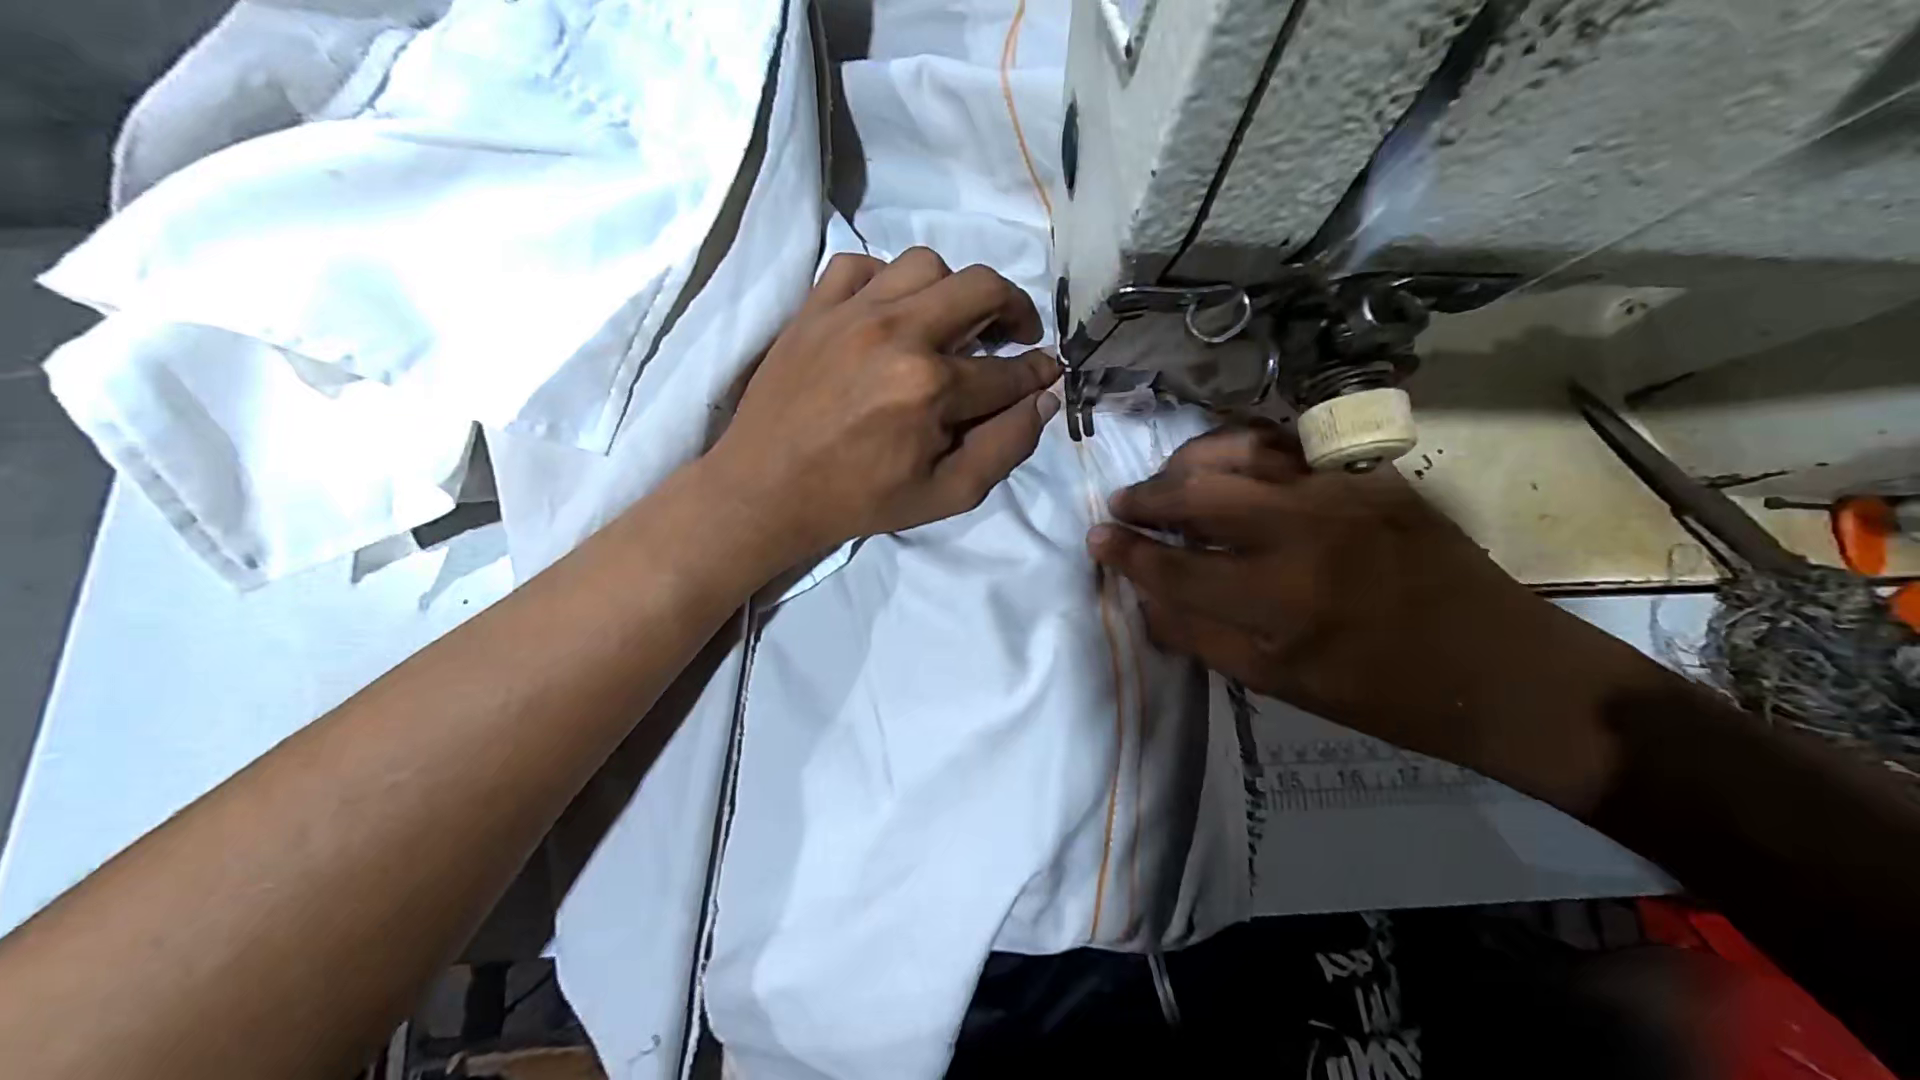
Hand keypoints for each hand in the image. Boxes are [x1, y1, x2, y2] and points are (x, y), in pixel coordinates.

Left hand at [704, 248, 1060, 561]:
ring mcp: (850, 312)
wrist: (767, 490)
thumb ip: (1005, 447)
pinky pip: (860, 264)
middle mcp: (897, 334)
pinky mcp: (814, 307)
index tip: (1046, 370)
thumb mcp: (947, 496)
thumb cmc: (860, 501)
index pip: (1008, 370)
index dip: (1038, 371)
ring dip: (953, 290)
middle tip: (1015, 334)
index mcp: (932, 388)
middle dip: (1014, 309)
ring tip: (950, 323)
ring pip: (926, 264)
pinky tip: (889, 313)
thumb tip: (1043, 399)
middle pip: (982, 287)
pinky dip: (886, 281)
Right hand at [1087, 426, 1661, 808]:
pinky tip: (1225, 461)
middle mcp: (1307, 535)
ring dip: (1186, 463)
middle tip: (1120, 508)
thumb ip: (1203, 639)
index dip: (1127, 554)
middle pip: (1197, 496)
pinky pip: (1289, 443)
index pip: (1176, 569)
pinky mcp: (1373, 475)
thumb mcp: (1283, 686)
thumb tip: (1145, 599)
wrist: (1508, 671)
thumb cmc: (1388, 696)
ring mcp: (1343, 493)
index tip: (1095, 540)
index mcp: (1283, 606)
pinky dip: (1243, 446)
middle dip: (1144, 499)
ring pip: (1237, 453)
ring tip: (1165, 481)